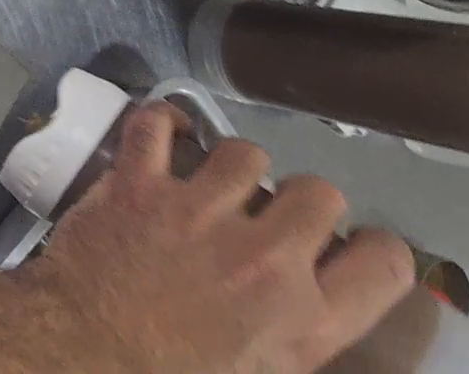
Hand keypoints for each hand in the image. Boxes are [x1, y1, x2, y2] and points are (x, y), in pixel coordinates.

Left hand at [18, 102, 414, 373]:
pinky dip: (163, 120)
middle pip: (318, 193)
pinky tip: (171, 131)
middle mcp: (264, 257)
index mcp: (308, 318)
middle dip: (301, 200)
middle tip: (270, 214)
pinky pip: (154, 125)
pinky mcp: (136, 183)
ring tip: (217, 180)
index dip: (373, 247)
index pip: (385, 262)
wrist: (83, 349)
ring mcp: (196, 211)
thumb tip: (313, 303)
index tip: (347, 244)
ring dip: (235, 164)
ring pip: (244, 153)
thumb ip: (302, 333)